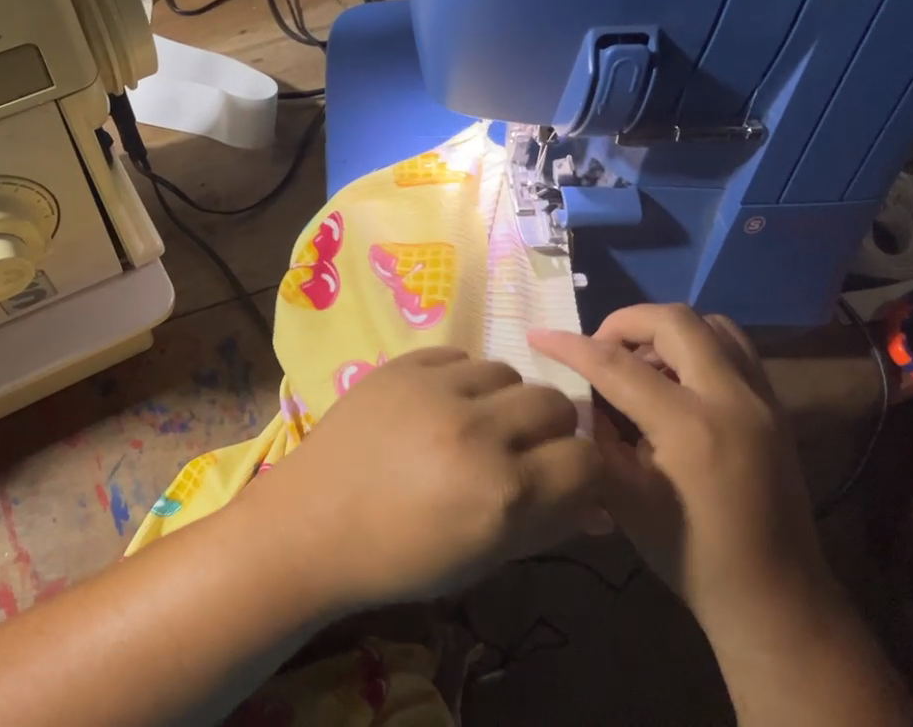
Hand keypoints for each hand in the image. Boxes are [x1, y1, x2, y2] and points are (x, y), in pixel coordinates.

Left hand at [240, 347, 603, 611]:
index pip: (587, 460)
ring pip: (508, 372)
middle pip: (555, 404)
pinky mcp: (400, 366)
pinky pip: (459, 355)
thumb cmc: (399, 558)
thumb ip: (548, 525)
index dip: (581, 472)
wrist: (311, 524)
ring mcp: (434, 390)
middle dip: (548, 431)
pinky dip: (460, 379)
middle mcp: (476, 431)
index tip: (561, 478)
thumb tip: (602, 505)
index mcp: (502, 492)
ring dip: (503, 400)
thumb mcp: (482, 558)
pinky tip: (438, 405)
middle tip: (518, 449)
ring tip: (473, 424)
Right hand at [527, 306, 831, 623]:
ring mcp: (762, 399)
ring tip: (637, 362)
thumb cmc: (687, 552)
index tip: (538, 335)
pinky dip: (695, 346)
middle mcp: (732, 399)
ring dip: (665, 331)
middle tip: (598, 351)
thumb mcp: (621, 496)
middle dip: (624, 323)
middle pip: (674, 321)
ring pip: (711, 325)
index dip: (570, 346)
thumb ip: (594, 435)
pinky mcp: (775, 407)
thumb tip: (576, 395)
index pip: (616, 363)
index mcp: (689, 426)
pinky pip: (733, 348)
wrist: (772, 595)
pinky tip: (672, 380)